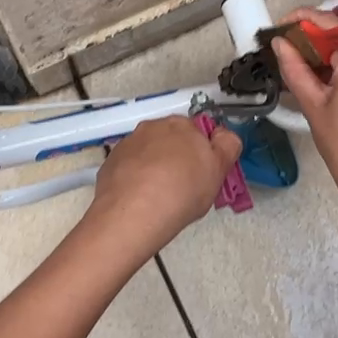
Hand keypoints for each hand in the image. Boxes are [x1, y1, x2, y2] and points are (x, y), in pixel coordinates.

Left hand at [89, 116, 242, 253]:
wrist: (134, 212)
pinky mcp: (110, 162)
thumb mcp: (219, 170)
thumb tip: (224, 135)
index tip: (202, 174)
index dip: (202, 153)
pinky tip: (139, 200)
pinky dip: (134, 178)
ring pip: (147, 153)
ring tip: (159, 197)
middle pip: (170, 140)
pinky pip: (128, 167)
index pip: (197, 131)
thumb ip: (227, 146)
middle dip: (176, 157)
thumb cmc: (183, 191)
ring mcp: (128, 143)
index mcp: (181, 125)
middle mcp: (152, 127)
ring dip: (154, 167)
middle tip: (183, 187)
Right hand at [273, 11, 337, 214]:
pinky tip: (317, 77)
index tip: (278, 28)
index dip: (300, 22)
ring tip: (296, 64)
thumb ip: (294, 68)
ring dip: (324, 51)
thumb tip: (280, 44)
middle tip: (283, 49)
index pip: (327, 23)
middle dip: (311, 38)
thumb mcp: (313, 104)